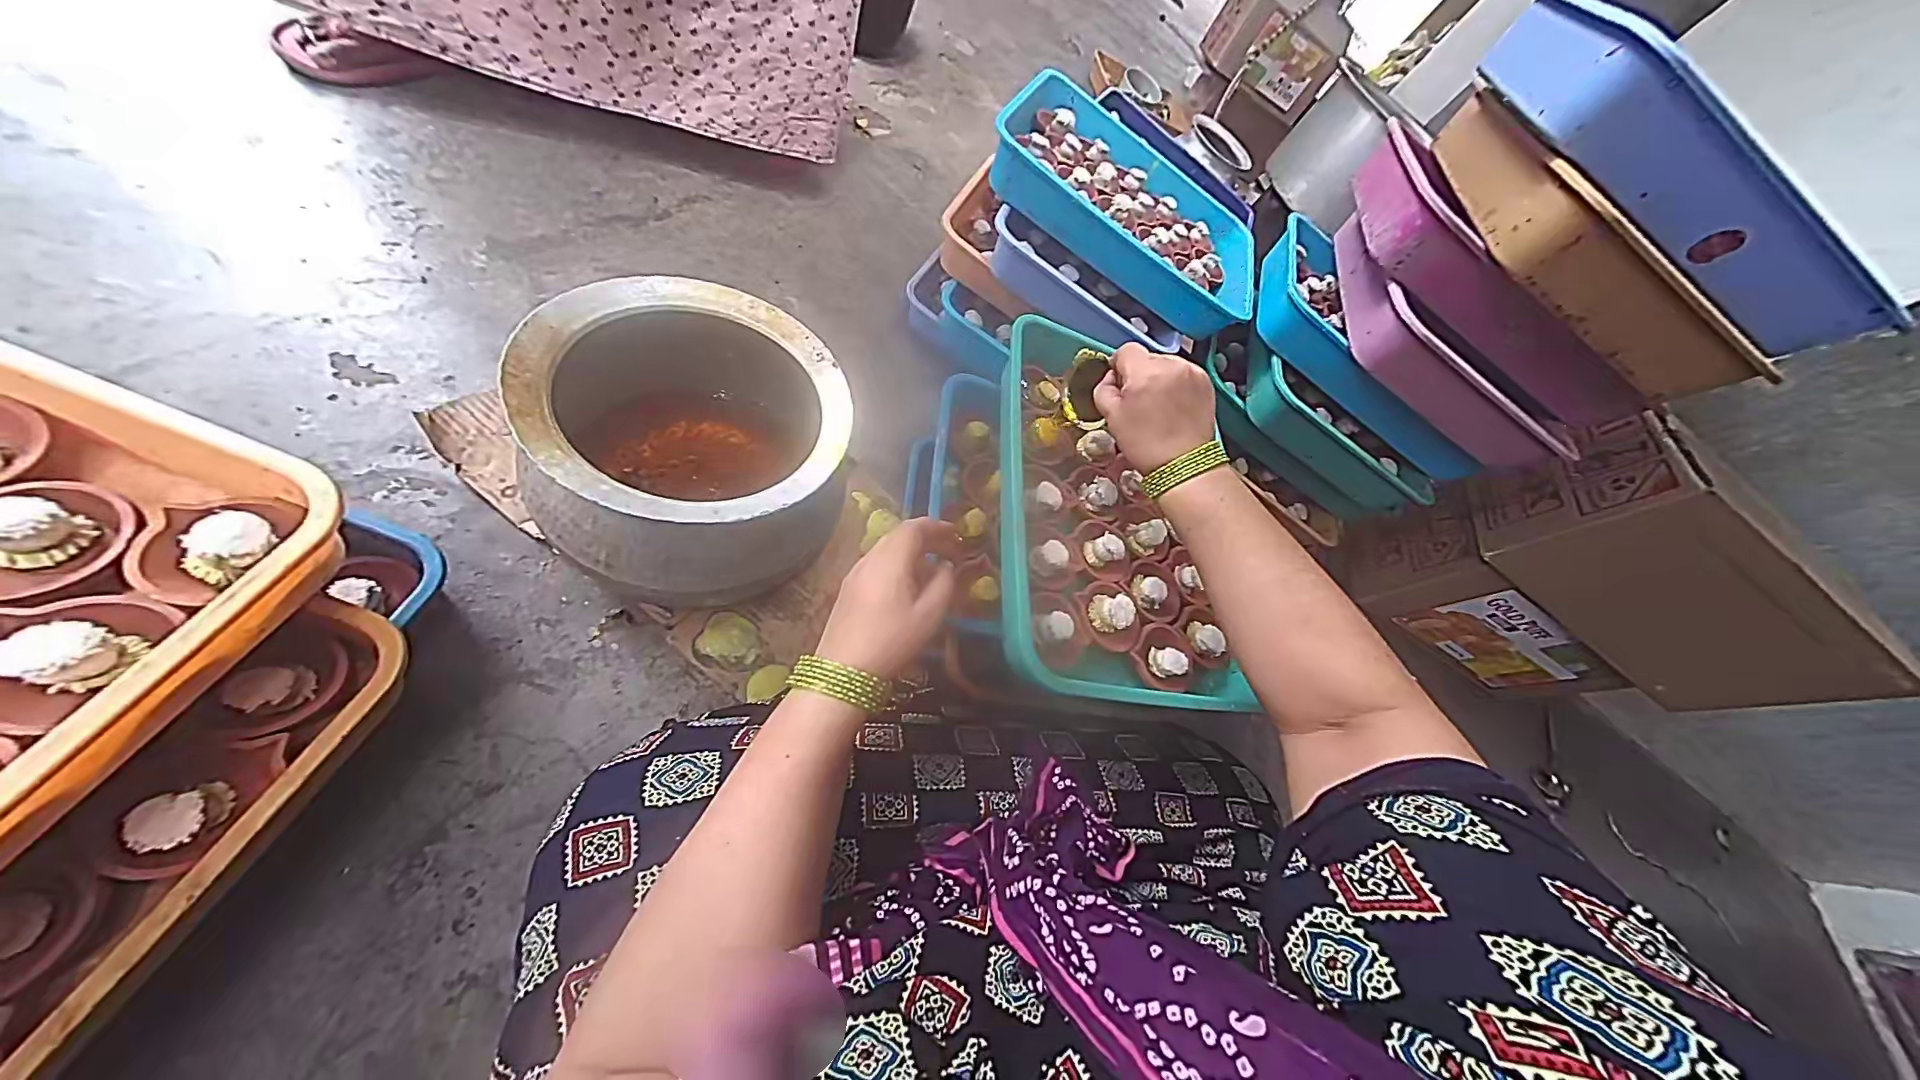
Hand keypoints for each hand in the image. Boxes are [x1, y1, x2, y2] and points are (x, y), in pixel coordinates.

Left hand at [814, 517, 957, 678]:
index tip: (957, 534)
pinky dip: (898, 564)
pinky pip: (877, 565)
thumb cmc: (892, 641)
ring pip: (887, 550)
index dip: (938, 527)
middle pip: (899, 536)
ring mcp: (855, 574)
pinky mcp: (848, 589)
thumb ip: (944, 583)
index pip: (914, 527)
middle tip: (950, 550)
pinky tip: (908, 586)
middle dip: (927, 538)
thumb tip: (947, 565)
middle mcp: (869, 559)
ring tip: (933, 569)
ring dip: (912, 552)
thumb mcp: (929, 615)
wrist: (844, 671)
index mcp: (890, 560)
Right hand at [1092, 342, 1216, 471]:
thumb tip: (1111, 378)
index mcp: (1144, 371)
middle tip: (1139, 403)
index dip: (1118, 367)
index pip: (1126, 351)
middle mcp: (1171, 364)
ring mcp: (1191, 372)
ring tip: (1158, 407)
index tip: (1119, 386)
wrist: (1183, 464)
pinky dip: (1175, 385)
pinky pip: (1182, 374)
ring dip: (1158, 379)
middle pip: (1147, 358)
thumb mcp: (1111, 417)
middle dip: (1140, 375)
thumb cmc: (1145, 443)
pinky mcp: (1205, 382)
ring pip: (1165, 365)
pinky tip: (1173, 408)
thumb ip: (1103, 389)